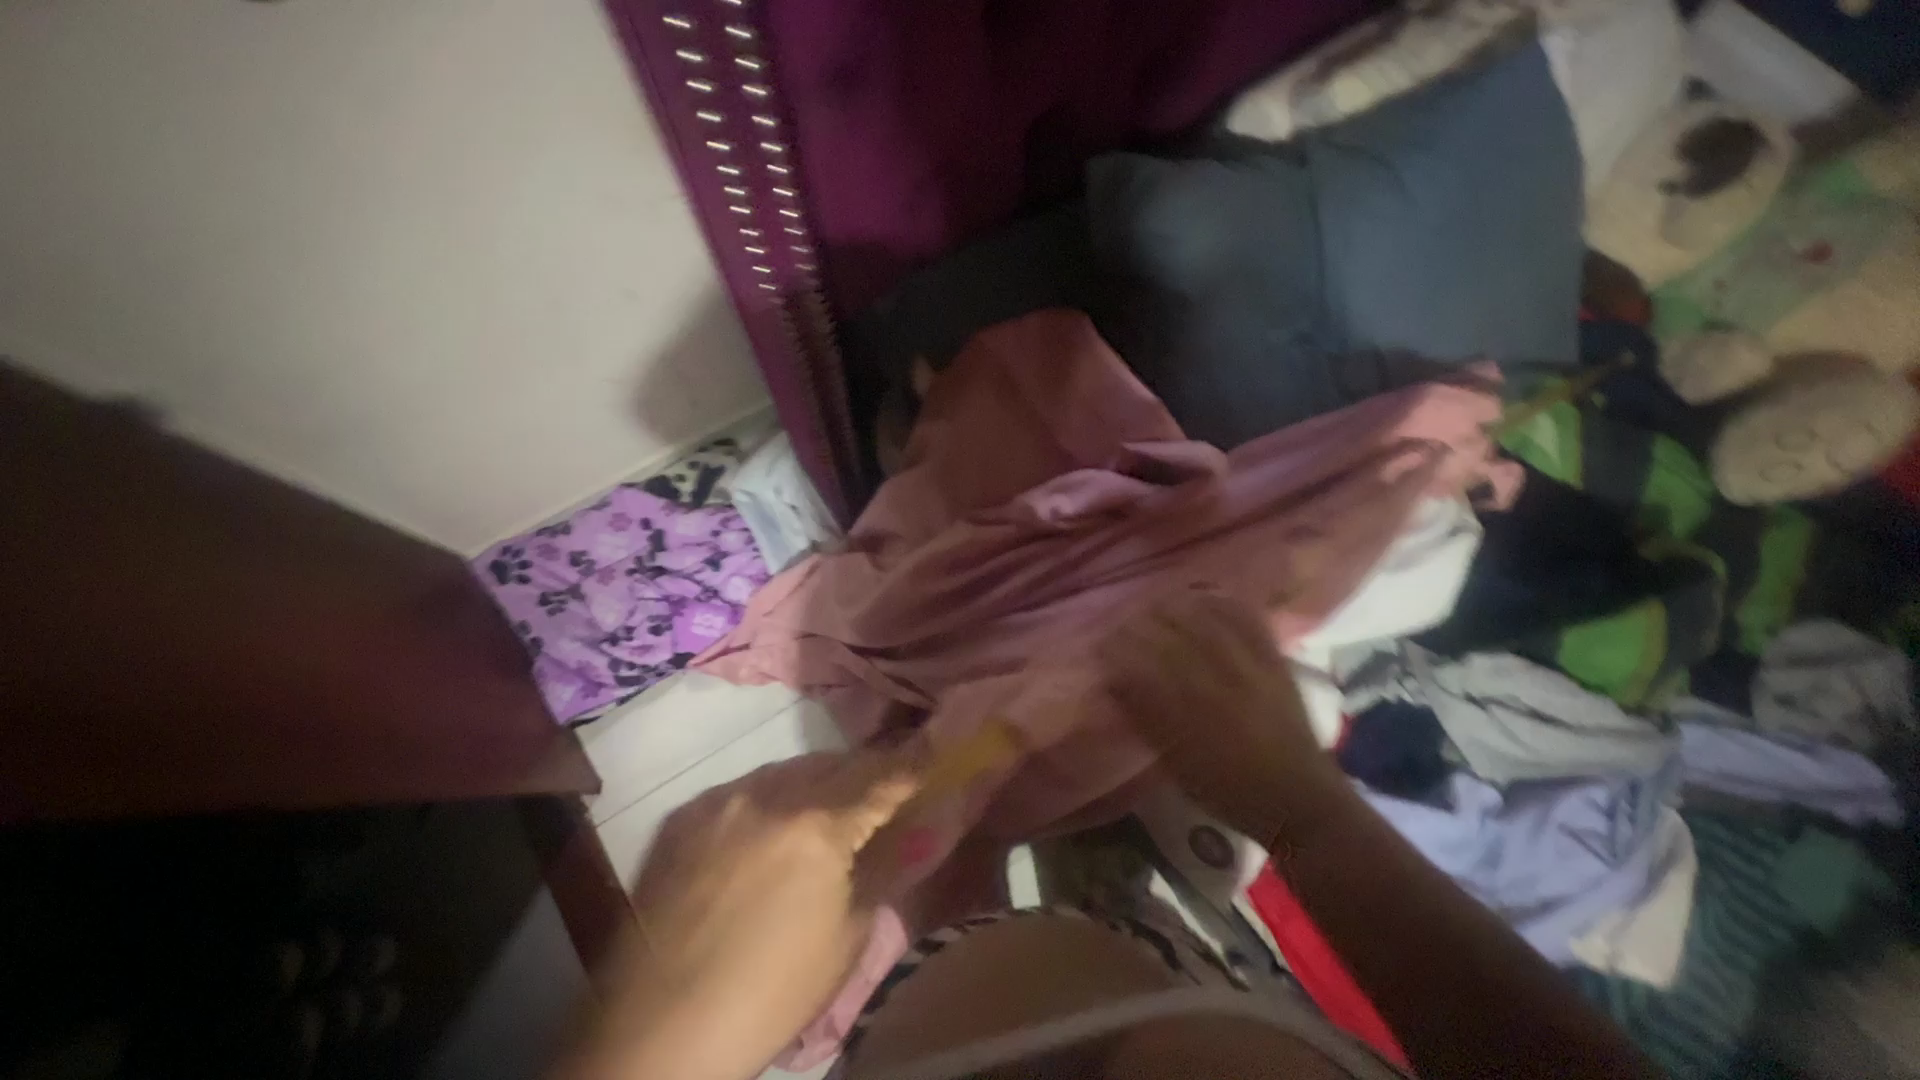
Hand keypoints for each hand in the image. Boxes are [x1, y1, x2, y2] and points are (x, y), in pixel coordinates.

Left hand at [567, 749, 922, 1079]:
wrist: (657, 1031)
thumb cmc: (770, 995)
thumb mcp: (847, 938)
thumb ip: (882, 869)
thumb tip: (910, 830)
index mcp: (818, 827)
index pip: (881, 780)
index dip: (913, 763)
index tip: (937, 744)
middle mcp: (769, 797)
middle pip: (834, 765)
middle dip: (866, 770)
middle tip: (888, 780)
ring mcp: (720, 802)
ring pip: (786, 770)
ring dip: (818, 780)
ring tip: (832, 802)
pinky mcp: (682, 819)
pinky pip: (742, 790)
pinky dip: (770, 798)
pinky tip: (772, 826)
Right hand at [1101, 591, 1348, 844]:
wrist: (1296, 798)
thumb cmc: (1228, 789)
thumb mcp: (1176, 765)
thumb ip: (1146, 721)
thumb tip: (1115, 685)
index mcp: (1188, 715)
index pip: (1141, 668)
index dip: (1118, 651)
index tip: (1101, 644)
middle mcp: (1217, 684)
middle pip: (1170, 639)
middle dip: (1141, 625)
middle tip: (1123, 621)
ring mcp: (1249, 668)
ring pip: (1206, 623)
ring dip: (1176, 608)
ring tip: (1158, 604)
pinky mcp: (1275, 661)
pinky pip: (1248, 622)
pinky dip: (1225, 605)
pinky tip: (1206, 598)